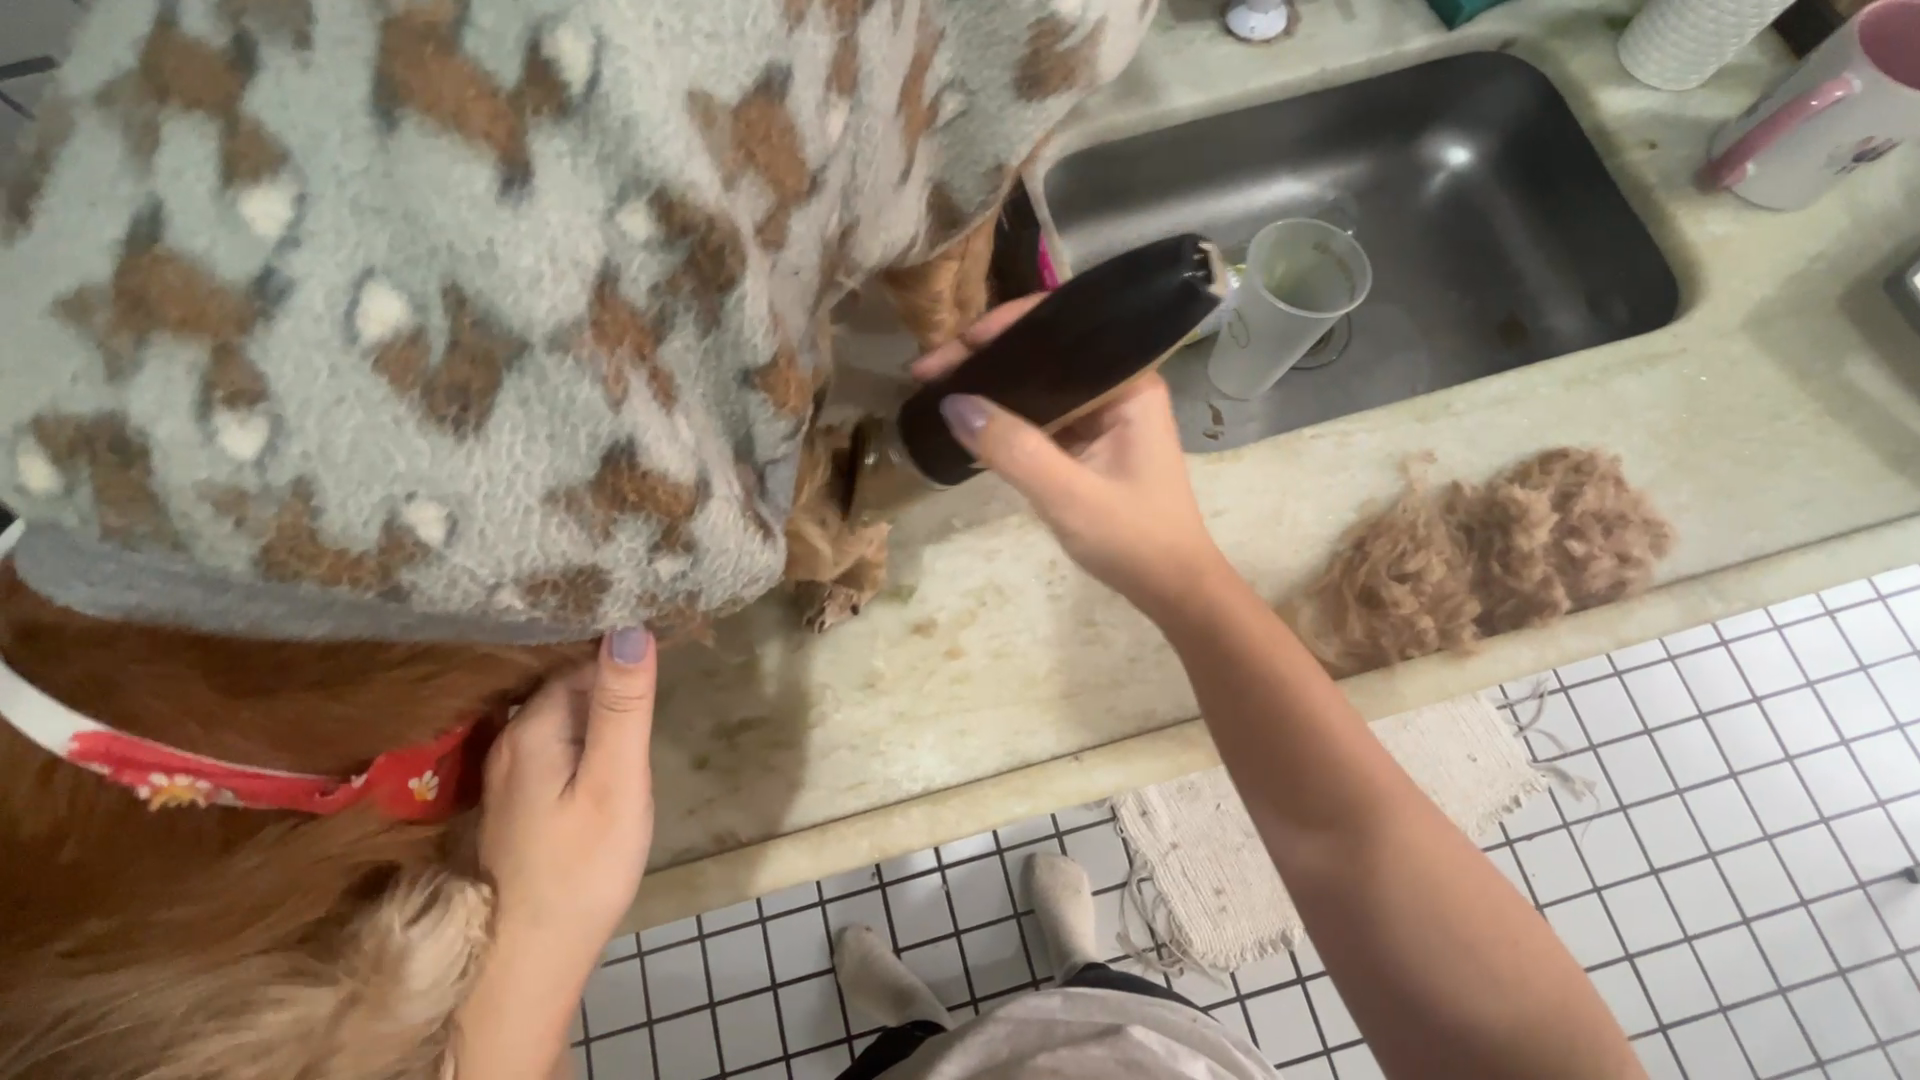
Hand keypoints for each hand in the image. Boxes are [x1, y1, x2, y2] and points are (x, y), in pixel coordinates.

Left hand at [478, 628, 657, 972]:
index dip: (620, 647)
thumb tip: (631, 627)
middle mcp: (511, 739)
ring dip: (600, 697)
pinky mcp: (521, 796)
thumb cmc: (583, 866)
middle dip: (611, 670)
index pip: (579, 660)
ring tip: (645, 690)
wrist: (532, 956)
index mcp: (531, 726)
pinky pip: (557, 738)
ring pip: (562, 710)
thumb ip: (622, 706)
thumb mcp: (616, 780)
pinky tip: (612, 736)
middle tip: (665, 664)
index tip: (663, 639)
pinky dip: (587, 726)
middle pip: (567, 682)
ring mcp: (512, 769)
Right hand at [911, 295, 1228, 615]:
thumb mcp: (1069, 496)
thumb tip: (952, 403)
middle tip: (926, 370)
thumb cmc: (1133, 540)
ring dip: (991, 388)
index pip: (1061, 331)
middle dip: (985, 357)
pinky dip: (1005, 418)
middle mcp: (1118, 387)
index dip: (1002, 328)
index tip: (952, 347)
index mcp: (1129, 383)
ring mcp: (1104, 416)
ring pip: (1039, 386)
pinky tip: (968, 422)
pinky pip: (1041, 417)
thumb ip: (1013, 449)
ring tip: (935, 389)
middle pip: (1045, 355)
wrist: (1172, 587)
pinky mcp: (1090, 443)